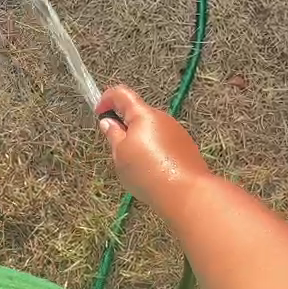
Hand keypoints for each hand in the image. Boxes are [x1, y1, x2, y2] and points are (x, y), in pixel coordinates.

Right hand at [95, 85, 210, 212]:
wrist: (188, 194)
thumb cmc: (149, 172)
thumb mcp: (120, 154)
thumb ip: (113, 135)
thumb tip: (108, 122)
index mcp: (143, 115)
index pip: (121, 94)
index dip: (106, 99)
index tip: (99, 113)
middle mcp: (162, 118)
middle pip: (138, 113)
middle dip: (123, 125)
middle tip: (116, 147)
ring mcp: (176, 132)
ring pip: (150, 129)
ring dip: (138, 139)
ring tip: (135, 165)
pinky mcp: (185, 147)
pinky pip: (163, 142)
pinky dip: (153, 150)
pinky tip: (151, 171)